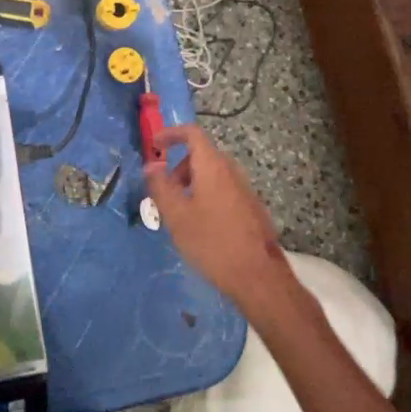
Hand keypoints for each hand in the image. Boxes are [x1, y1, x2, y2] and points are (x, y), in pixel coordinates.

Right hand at [145, 124, 290, 308]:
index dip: (171, 134)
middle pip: (202, 155)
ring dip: (193, 184)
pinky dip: (207, 197)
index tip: (155, 145)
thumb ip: (161, 186)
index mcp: (213, 167)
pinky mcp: (253, 210)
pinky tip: (202, 228)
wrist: (258, 277)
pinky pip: (224, 191)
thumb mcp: (176, 216)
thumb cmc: (212, 243)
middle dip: (179, 167)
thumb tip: (151, 165)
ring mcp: (246, 191)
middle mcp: (232, 172)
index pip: (192, 134)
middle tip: (165, 192)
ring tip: (181, 214)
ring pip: (213, 175)